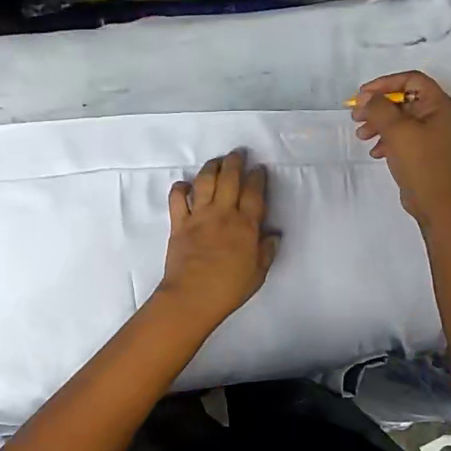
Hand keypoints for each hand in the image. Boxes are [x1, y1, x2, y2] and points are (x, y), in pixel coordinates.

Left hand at [155, 150, 278, 326]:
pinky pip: (177, 199)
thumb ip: (266, 251)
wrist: (192, 297)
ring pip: (205, 181)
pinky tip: (184, 184)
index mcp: (246, 225)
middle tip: (238, 153)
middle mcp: (222, 214)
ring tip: (217, 161)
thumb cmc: (228, 288)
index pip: (254, 192)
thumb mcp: (258, 273)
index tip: (258, 168)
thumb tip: (273, 235)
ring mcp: (198, 216)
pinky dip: (180, 188)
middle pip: (229, 178)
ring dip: (212, 167)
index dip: (257, 177)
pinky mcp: (178, 223)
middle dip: (235, 162)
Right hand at [350, 72, 450, 226]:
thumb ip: (380, 109)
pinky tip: (375, 152)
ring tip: (361, 136)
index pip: (412, 79)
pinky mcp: (423, 152)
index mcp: (439, 105)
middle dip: (378, 107)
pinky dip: (386, 141)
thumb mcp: (398, 131)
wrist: (439, 203)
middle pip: (403, 100)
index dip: (385, 83)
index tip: (362, 95)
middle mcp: (438, 116)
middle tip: (355, 116)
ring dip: (378, 124)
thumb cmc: (422, 163)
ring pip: (399, 120)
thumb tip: (365, 96)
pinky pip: (402, 138)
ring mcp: (431, 135)